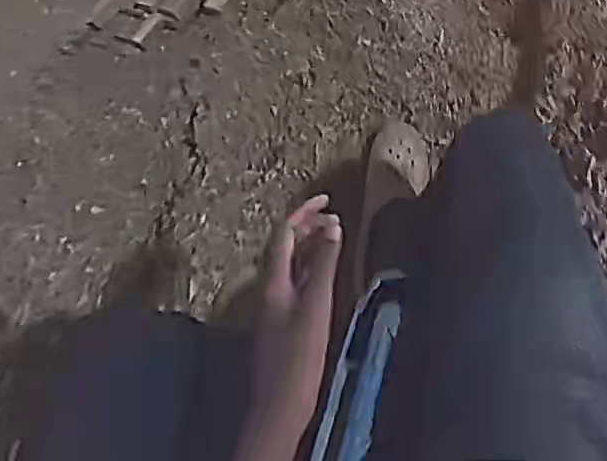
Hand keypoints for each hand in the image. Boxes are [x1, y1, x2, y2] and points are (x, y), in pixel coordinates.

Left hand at [233, 195, 341, 460]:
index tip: (326, 198)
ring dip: (312, 244)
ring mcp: (276, 304)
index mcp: (274, 280)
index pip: (284, 233)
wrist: (279, 408)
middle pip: (286, 245)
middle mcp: (271, 287)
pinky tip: (327, 270)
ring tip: (335, 234)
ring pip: (293, 262)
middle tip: (334, 215)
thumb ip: (325, 264)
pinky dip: (313, 265)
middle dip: (308, 224)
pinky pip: (298, 279)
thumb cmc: (297, 357)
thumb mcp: (316, 305)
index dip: (304, 211)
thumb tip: (333, 225)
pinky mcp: (284, 320)